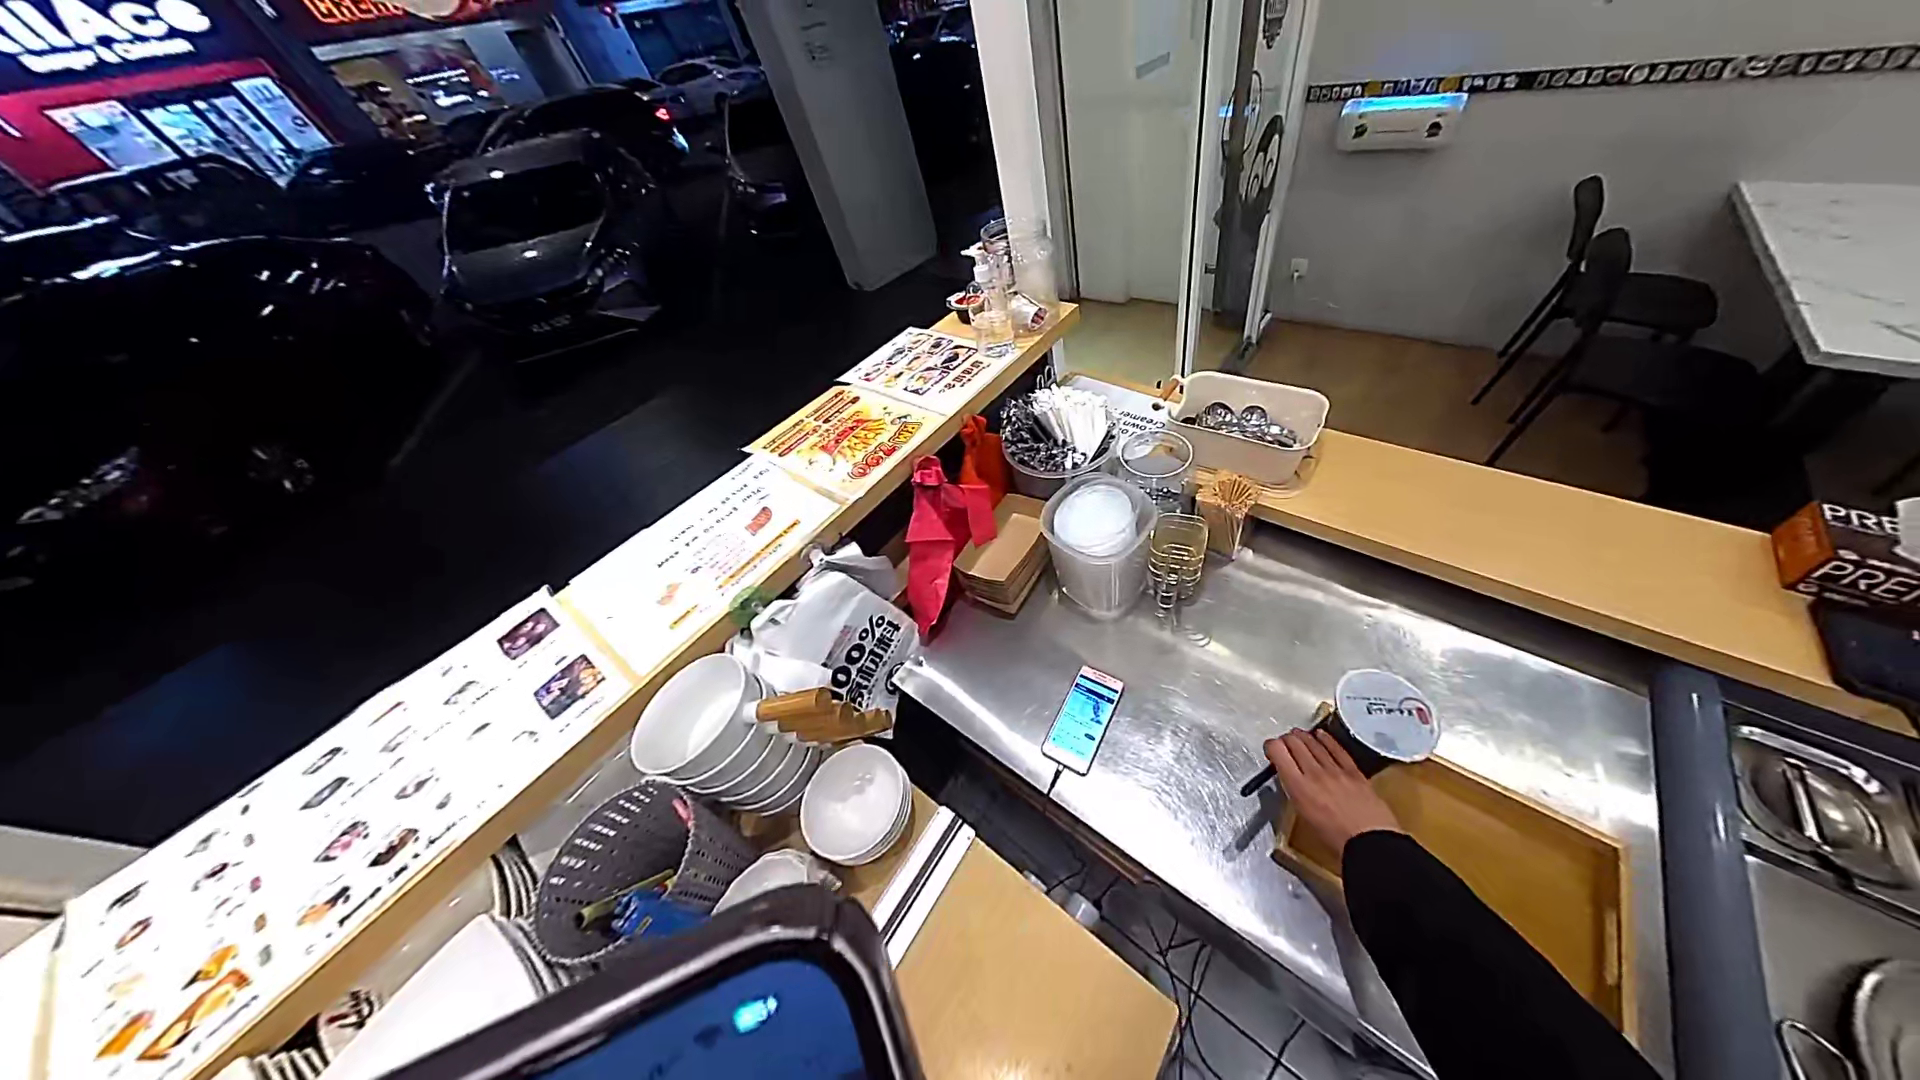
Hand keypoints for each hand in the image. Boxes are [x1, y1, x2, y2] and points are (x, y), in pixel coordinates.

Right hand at [1265, 729, 1402, 856]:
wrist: (1372, 844)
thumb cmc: (1335, 838)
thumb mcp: (1304, 814)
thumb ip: (1295, 791)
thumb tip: (1292, 778)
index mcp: (1298, 787)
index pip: (1278, 751)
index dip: (1271, 746)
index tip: (1272, 750)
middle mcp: (1314, 774)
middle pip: (1295, 743)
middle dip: (1286, 740)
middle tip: (1285, 744)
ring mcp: (1335, 771)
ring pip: (1314, 743)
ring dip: (1303, 736)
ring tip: (1298, 735)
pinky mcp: (1354, 772)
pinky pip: (1337, 749)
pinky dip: (1327, 739)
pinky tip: (1321, 734)